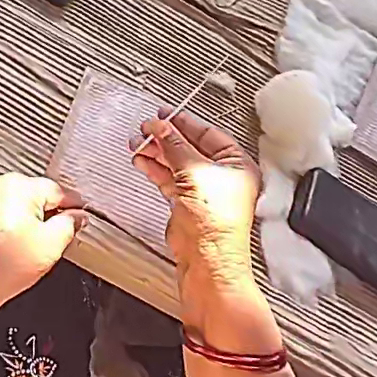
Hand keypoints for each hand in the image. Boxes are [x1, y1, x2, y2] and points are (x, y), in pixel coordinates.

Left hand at [0, 174, 86, 322]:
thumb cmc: (0, 267)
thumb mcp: (51, 246)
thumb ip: (70, 224)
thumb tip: (76, 217)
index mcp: (21, 185)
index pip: (58, 191)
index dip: (71, 208)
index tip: (76, 220)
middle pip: (34, 195)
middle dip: (41, 216)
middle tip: (43, 243)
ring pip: (12, 203)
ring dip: (20, 220)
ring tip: (18, 248)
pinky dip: (0, 225)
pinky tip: (2, 247)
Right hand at [131, 108, 263, 323]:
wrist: (208, 262)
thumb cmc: (216, 225)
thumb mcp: (194, 173)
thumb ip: (175, 146)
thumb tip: (162, 127)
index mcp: (236, 164)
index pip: (208, 133)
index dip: (183, 122)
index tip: (164, 114)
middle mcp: (222, 176)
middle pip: (190, 147)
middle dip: (166, 136)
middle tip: (147, 127)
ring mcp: (203, 190)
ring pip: (176, 162)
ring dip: (157, 151)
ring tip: (139, 141)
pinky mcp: (187, 203)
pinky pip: (168, 178)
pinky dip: (154, 168)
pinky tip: (142, 159)